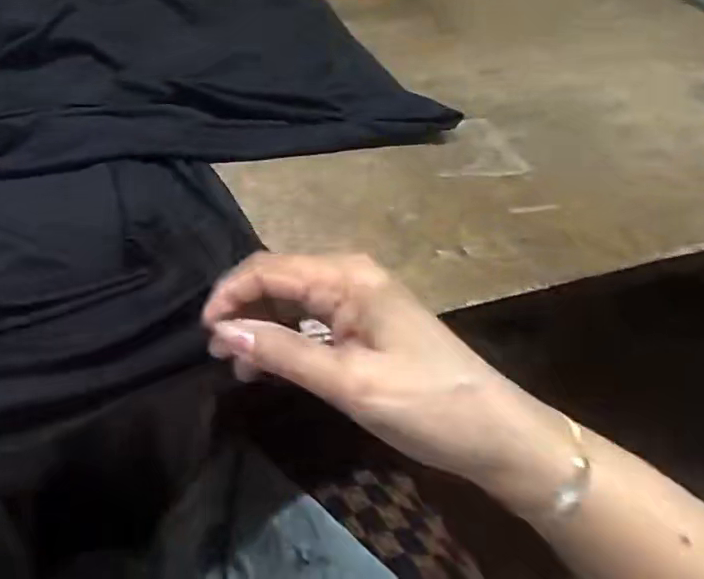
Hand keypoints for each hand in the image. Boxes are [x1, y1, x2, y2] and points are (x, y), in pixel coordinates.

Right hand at [203, 253, 581, 515]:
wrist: (500, 436)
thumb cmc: (427, 405)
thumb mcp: (350, 383)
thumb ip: (284, 353)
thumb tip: (222, 333)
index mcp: (346, 275)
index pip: (269, 267)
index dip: (230, 293)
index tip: (203, 331)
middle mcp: (348, 274)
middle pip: (277, 277)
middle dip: (242, 308)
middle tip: (216, 352)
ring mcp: (357, 296)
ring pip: (290, 298)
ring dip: (260, 325)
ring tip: (236, 364)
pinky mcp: (363, 320)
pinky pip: (310, 317)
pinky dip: (285, 337)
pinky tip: (269, 364)